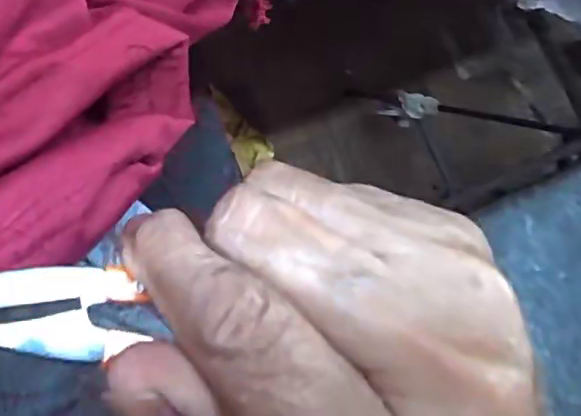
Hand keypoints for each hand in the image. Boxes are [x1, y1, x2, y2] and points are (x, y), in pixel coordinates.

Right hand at [103, 162, 535, 415]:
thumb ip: (203, 410)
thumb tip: (125, 354)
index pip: (252, 329)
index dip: (178, 275)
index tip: (137, 249)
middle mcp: (439, 332)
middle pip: (266, 224)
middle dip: (220, 246)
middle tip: (215, 283)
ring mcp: (455, 264)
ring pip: (292, 186)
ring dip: (264, 228)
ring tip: (284, 283)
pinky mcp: (455, 225)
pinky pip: (333, 186)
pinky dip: (310, 221)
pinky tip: (335, 274)